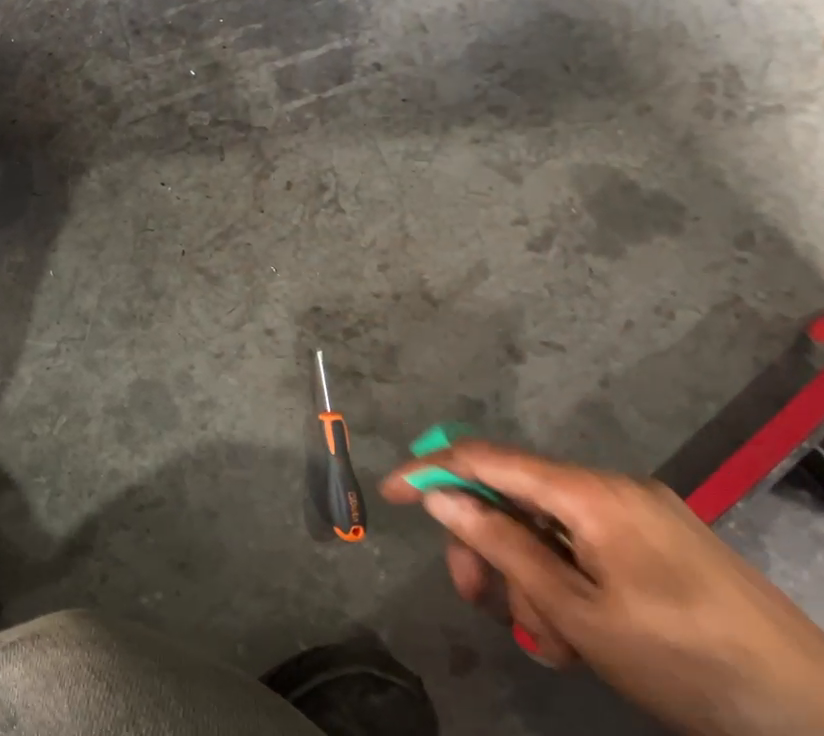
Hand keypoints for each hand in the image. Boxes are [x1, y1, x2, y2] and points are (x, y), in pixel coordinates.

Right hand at [383, 442, 823, 735]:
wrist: (815, 716)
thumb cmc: (683, 658)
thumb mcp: (575, 609)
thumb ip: (500, 544)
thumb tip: (439, 497)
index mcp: (593, 494)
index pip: (486, 460)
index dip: (429, 471)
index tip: (388, 494)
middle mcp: (615, 492)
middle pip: (515, 500)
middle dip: (486, 550)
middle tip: (473, 599)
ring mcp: (644, 519)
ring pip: (547, 532)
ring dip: (529, 582)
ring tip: (547, 642)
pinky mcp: (663, 547)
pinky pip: (585, 549)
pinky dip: (564, 585)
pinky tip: (575, 635)